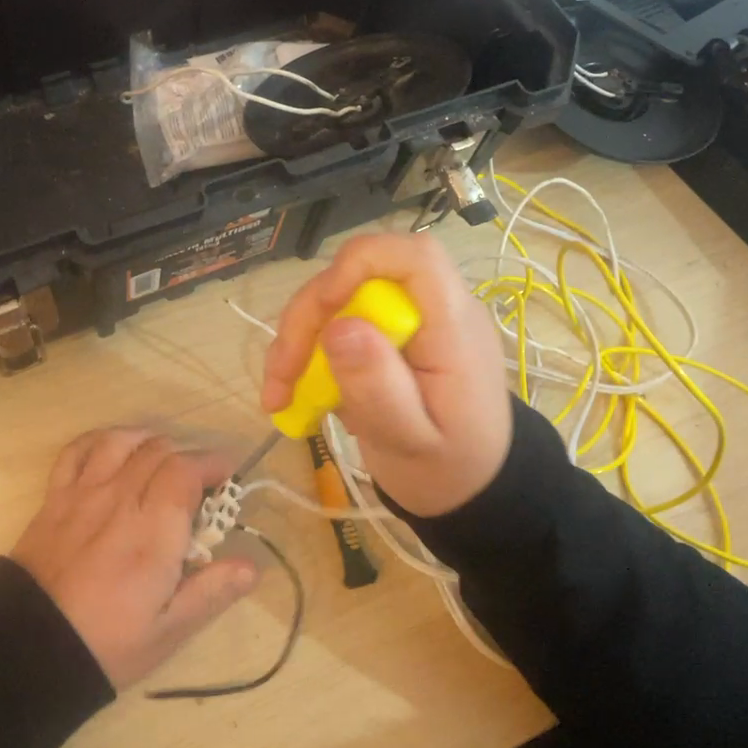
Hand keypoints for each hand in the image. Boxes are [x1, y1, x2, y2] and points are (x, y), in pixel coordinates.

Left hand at [11, 428, 258, 688]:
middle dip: (186, 456)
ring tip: (159, 458)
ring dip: (148, 441)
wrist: (28, 650)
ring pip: (121, 441)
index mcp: (153, 531)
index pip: (186, 470)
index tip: (227, 475)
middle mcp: (120, 499)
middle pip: (159, 450)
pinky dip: (99, 440)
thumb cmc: (106, 644)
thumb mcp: (167, 631)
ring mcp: (83, 494)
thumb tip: (252, 565)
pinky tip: (111, 450)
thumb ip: (211, 592)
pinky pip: (76, 451)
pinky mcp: (54, 498)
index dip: (212, 463)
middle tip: (198, 482)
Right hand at [262, 233, 511, 516]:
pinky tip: (292, 394)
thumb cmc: (449, 470)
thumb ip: (379, 388)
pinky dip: (305, 354)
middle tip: (281, 374)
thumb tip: (337, 327)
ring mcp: (404, 320)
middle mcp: (429, 309)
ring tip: (278, 395)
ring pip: (336, 299)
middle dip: (308, 317)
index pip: (412, 256)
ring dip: (298, 339)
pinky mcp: (383, 336)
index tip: (321, 310)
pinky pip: (335, 323)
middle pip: (357, 275)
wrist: (469, 491)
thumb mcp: (412, 441)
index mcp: (452, 325)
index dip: (357, 265)